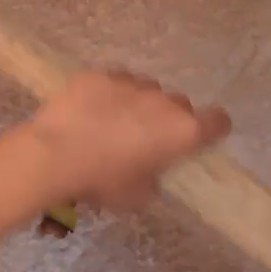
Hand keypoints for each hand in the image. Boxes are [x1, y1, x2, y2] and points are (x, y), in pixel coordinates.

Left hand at [26, 71, 229, 208]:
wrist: (51, 155)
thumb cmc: (99, 180)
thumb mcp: (137, 195)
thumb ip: (155, 179)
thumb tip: (150, 172)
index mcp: (184, 131)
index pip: (218, 121)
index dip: (208, 129)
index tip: (192, 139)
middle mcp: (164, 101)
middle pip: (177, 103)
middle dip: (165, 116)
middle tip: (140, 134)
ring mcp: (130, 83)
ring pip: (143, 88)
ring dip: (134, 101)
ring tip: (109, 118)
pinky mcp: (97, 75)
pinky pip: (110, 80)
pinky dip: (104, 91)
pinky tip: (87, 107)